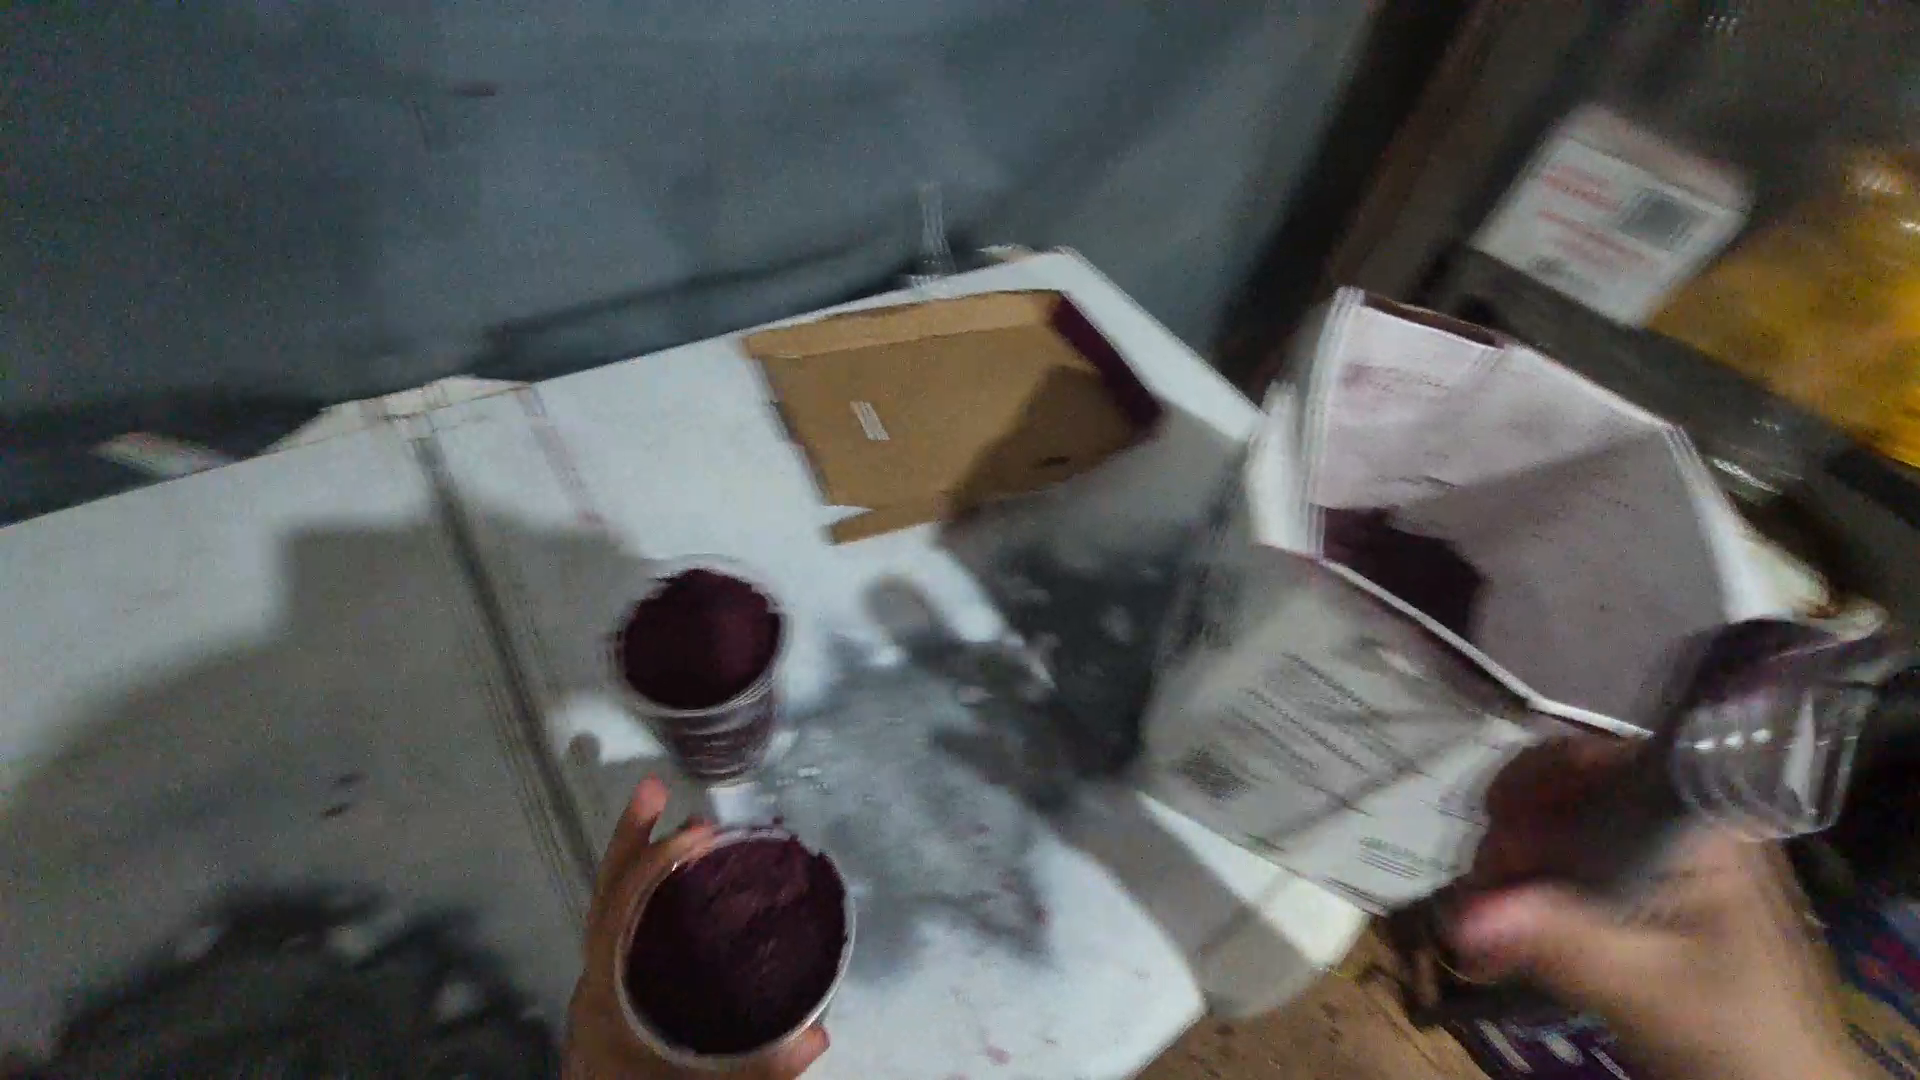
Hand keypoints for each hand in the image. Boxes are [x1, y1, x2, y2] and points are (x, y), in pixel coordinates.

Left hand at [565, 777, 829, 1078]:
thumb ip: (763, 1072)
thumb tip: (820, 1036)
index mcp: (606, 1000)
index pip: (617, 915)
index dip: (653, 865)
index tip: (698, 832)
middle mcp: (595, 982)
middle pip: (606, 894)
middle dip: (629, 837)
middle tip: (655, 788)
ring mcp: (600, 981)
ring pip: (610, 903)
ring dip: (635, 854)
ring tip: (667, 810)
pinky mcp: (615, 984)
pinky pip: (624, 920)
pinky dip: (645, 885)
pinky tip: (676, 871)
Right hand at [1451, 738, 1856, 1079]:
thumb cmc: (1737, 1035)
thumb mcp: (1648, 988)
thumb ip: (1562, 942)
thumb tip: (1465, 917)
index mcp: (1699, 829)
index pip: (1609, 759)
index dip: (1543, 773)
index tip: (1497, 813)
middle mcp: (1674, 827)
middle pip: (1570, 787)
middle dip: (1514, 825)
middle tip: (1487, 876)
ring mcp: (1653, 858)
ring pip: (1557, 823)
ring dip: (1510, 858)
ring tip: (1487, 908)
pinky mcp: (1634, 889)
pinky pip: (1561, 859)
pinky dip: (1522, 883)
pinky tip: (1501, 922)